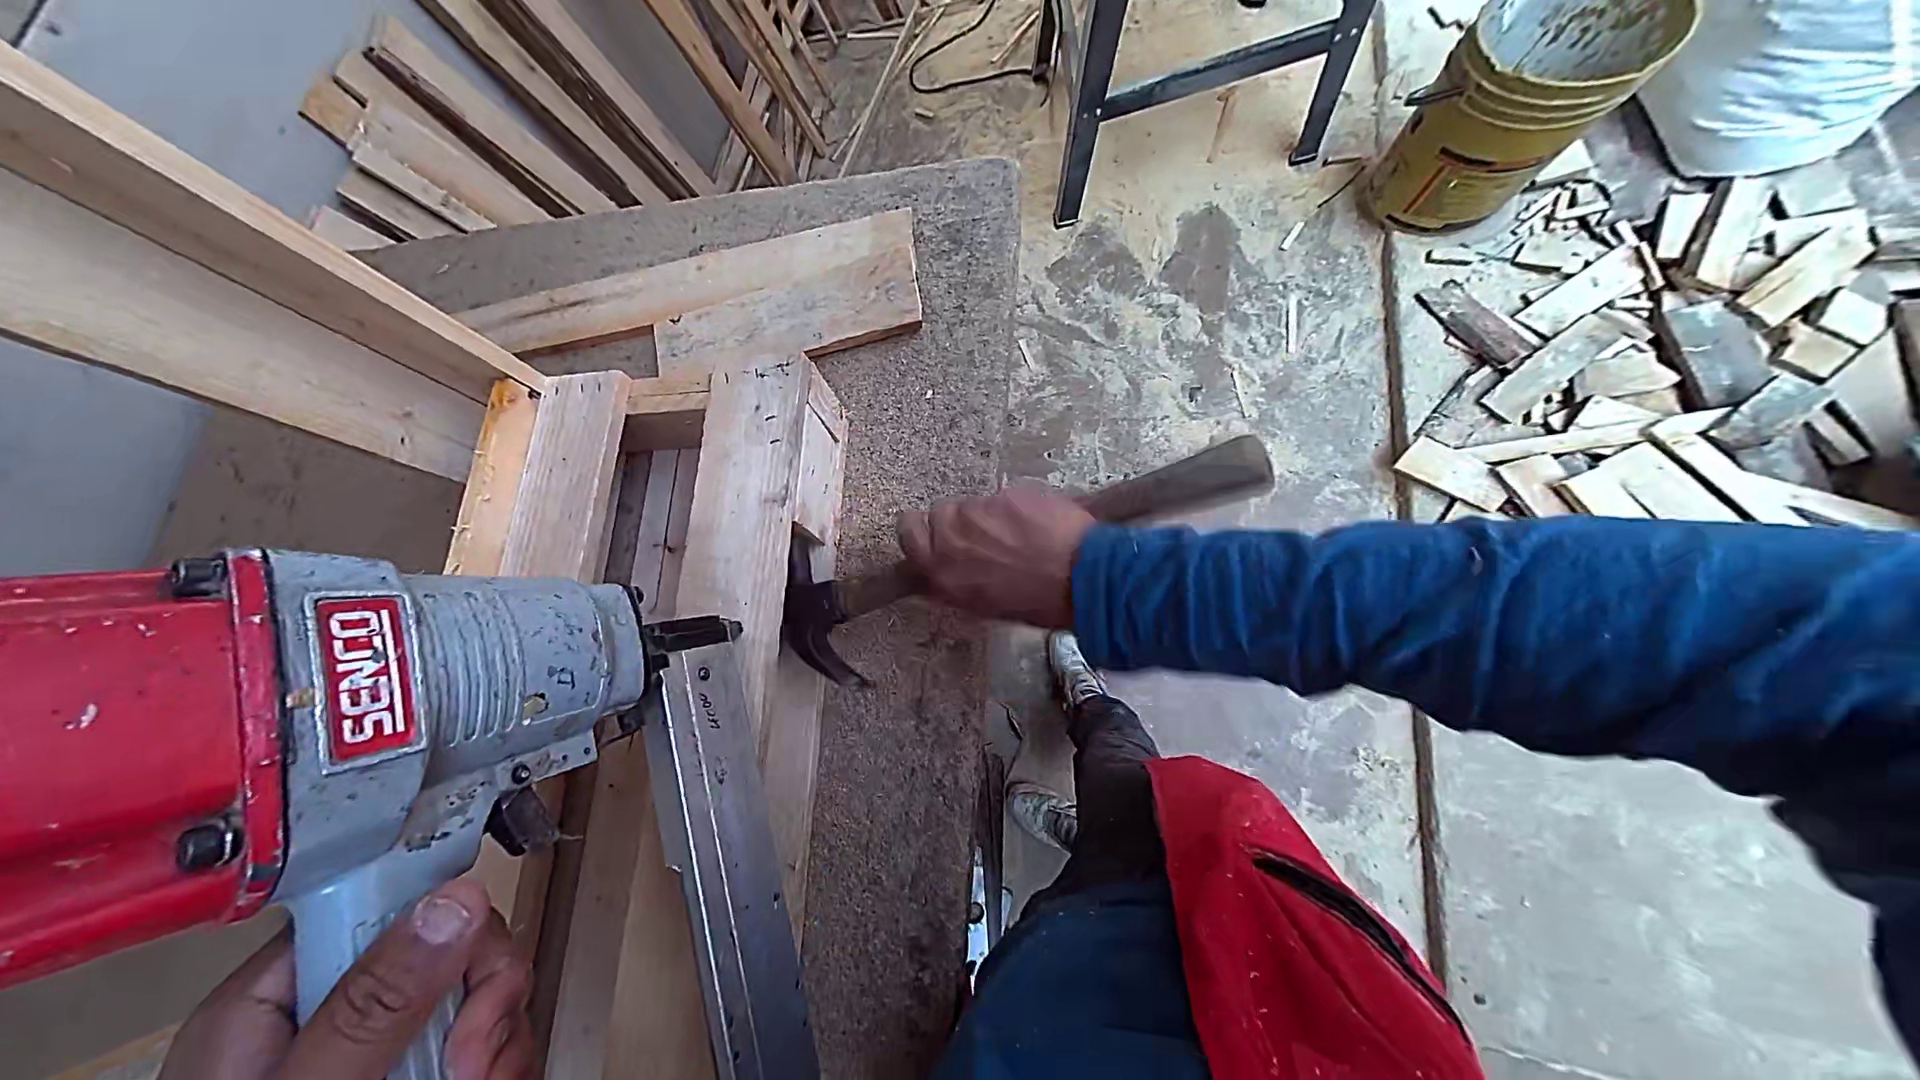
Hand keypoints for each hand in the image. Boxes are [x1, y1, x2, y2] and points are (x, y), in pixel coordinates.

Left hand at [160, 878, 533, 1079]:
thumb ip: (372, 1005)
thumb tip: (457, 897)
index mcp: (279, 993)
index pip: (384, 896)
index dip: (446, 914)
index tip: (473, 971)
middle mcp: (335, 999)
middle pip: (454, 936)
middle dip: (487, 992)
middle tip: (471, 1060)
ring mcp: (383, 1032)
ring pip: (484, 982)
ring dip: (500, 1034)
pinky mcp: (420, 1059)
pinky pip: (491, 1025)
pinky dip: (502, 1056)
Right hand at [897, 486, 1094, 627]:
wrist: (1082, 580)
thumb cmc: (1040, 603)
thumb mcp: (985, 605)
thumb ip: (957, 581)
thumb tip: (949, 571)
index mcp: (943, 575)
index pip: (909, 535)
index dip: (920, 530)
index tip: (933, 531)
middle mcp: (952, 542)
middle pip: (936, 513)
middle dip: (955, 519)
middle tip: (981, 531)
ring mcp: (979, 515)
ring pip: (972, 504)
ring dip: (989, 514)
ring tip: (1017, 533)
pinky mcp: (1006, 497)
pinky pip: (1003, 497)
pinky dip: (1017, 507)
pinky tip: (1037, 524)